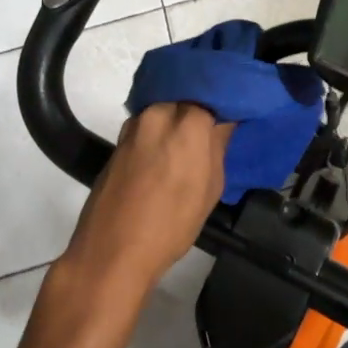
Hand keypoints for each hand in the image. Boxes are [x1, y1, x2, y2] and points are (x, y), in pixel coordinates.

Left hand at [63, 102, 232, 287]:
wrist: (110, 252)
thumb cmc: (171, 224)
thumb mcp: (210, 188)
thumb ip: (218, 146)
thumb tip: (223, 122)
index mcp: (188, 122)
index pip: (216, 94)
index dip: (228, 102)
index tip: (237, 112)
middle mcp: (158, 113)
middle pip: (187, 96)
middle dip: (202, 106)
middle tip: (215, 125)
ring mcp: (133, 125)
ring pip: (165, 108)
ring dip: (178, 118)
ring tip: (190, 140)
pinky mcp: (117, 141)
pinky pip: (147, 124)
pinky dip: (160, 131)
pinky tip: (167, 153)